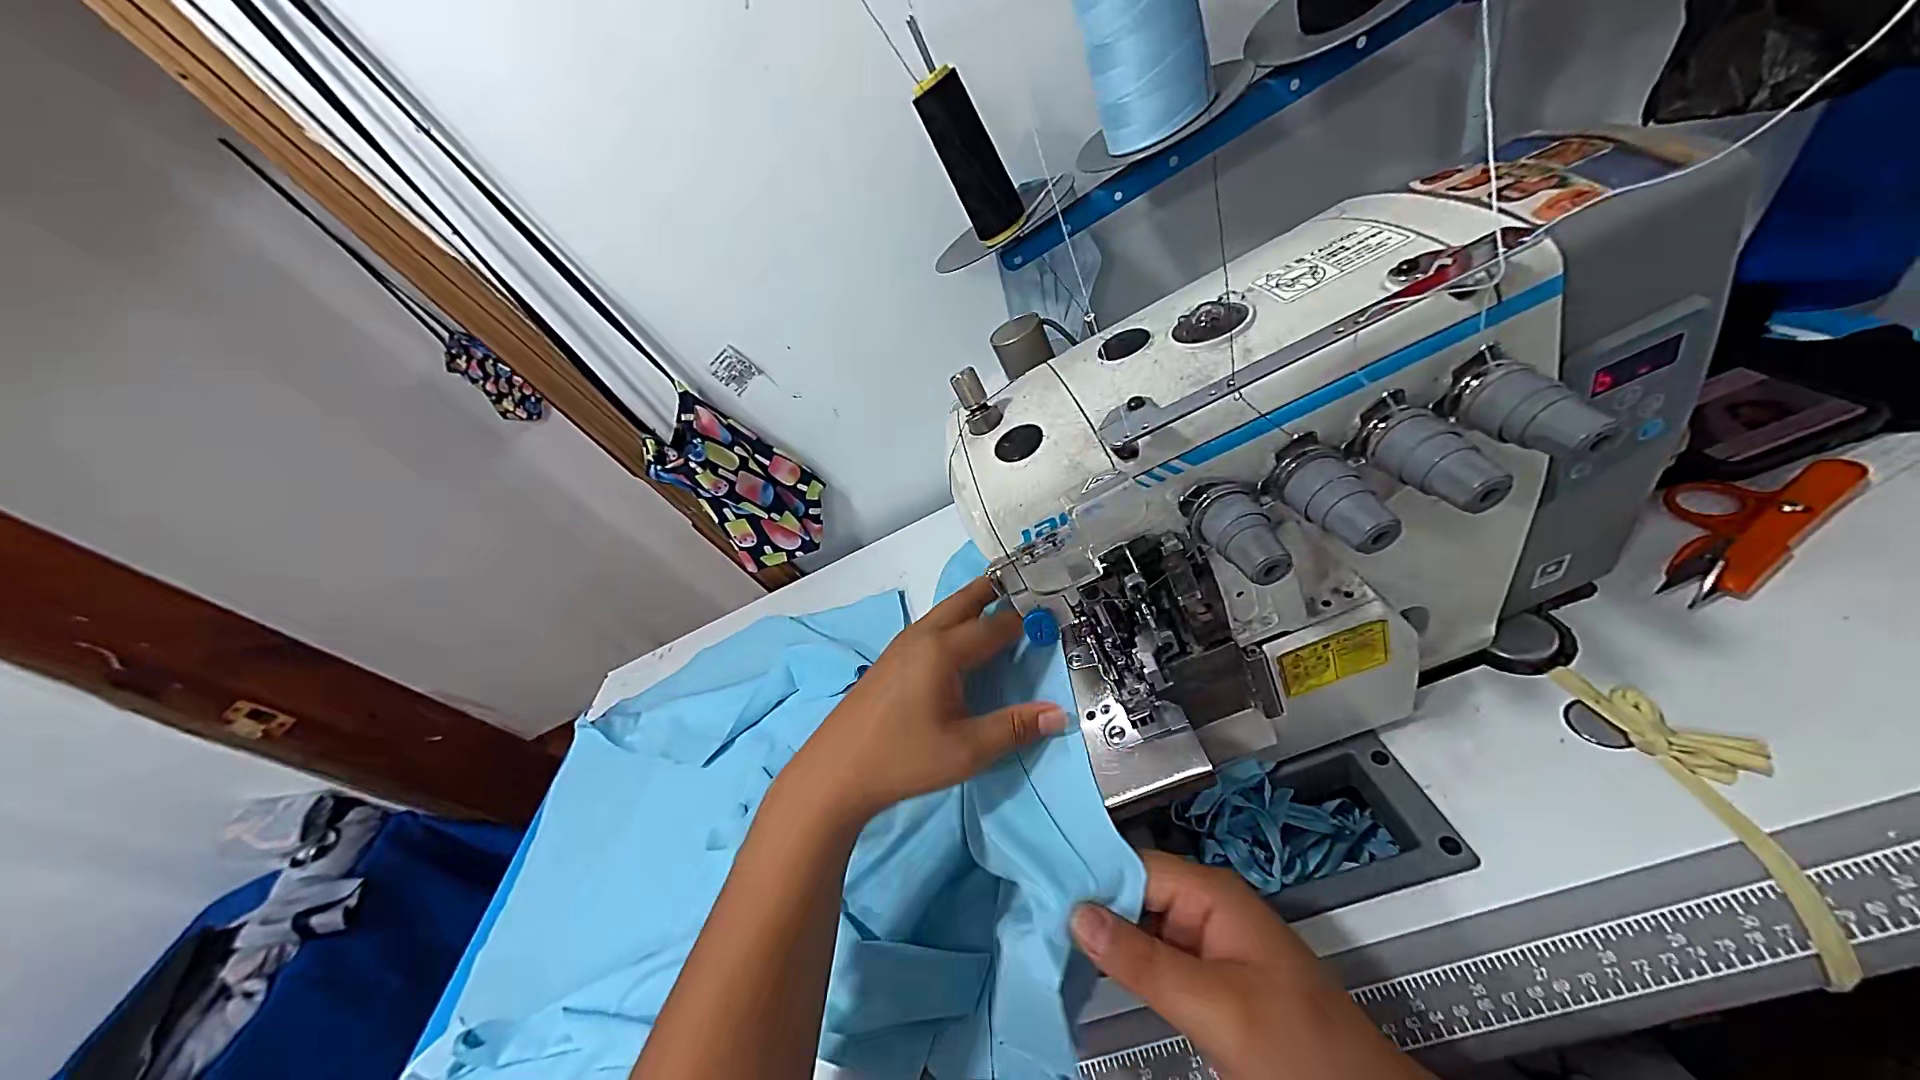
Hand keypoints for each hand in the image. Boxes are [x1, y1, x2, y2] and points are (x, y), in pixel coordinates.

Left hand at [781, 576, 1066, 826]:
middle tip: (1026, 586)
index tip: (1053, 611)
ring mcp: (901, 646)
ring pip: (944, 612)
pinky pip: (930, 627)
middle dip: (996, 591)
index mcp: (942, 651)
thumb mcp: (967, 750)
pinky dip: (954, 621)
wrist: (834, 772)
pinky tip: (960, 644)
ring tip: (1000, 608)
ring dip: (973, 605)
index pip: (995, 626)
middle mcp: (921, 637)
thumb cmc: (902, 759)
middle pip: (965, 601)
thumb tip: (1058, 715)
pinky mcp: (889, 661)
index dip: (1026, 618)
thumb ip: (1014, 728)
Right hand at [1072, 851, 1429, 1079]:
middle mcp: (1204, 906)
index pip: (1132, 865)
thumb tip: (1079, 915)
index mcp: (1211, 893)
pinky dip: (1119, 960)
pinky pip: (1148, 954)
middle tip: (1035, 918)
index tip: (1040, 890)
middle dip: (1088, 905)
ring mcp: (1202, 941)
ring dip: (1100, 934)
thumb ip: (1142, 960)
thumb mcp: (1216, 1005)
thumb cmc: (1302, 1050)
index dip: (1088, 876)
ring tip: (1049, 941)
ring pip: (1136, 923)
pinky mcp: (1200, 974)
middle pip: (1130, 891)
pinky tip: (1087, 968)